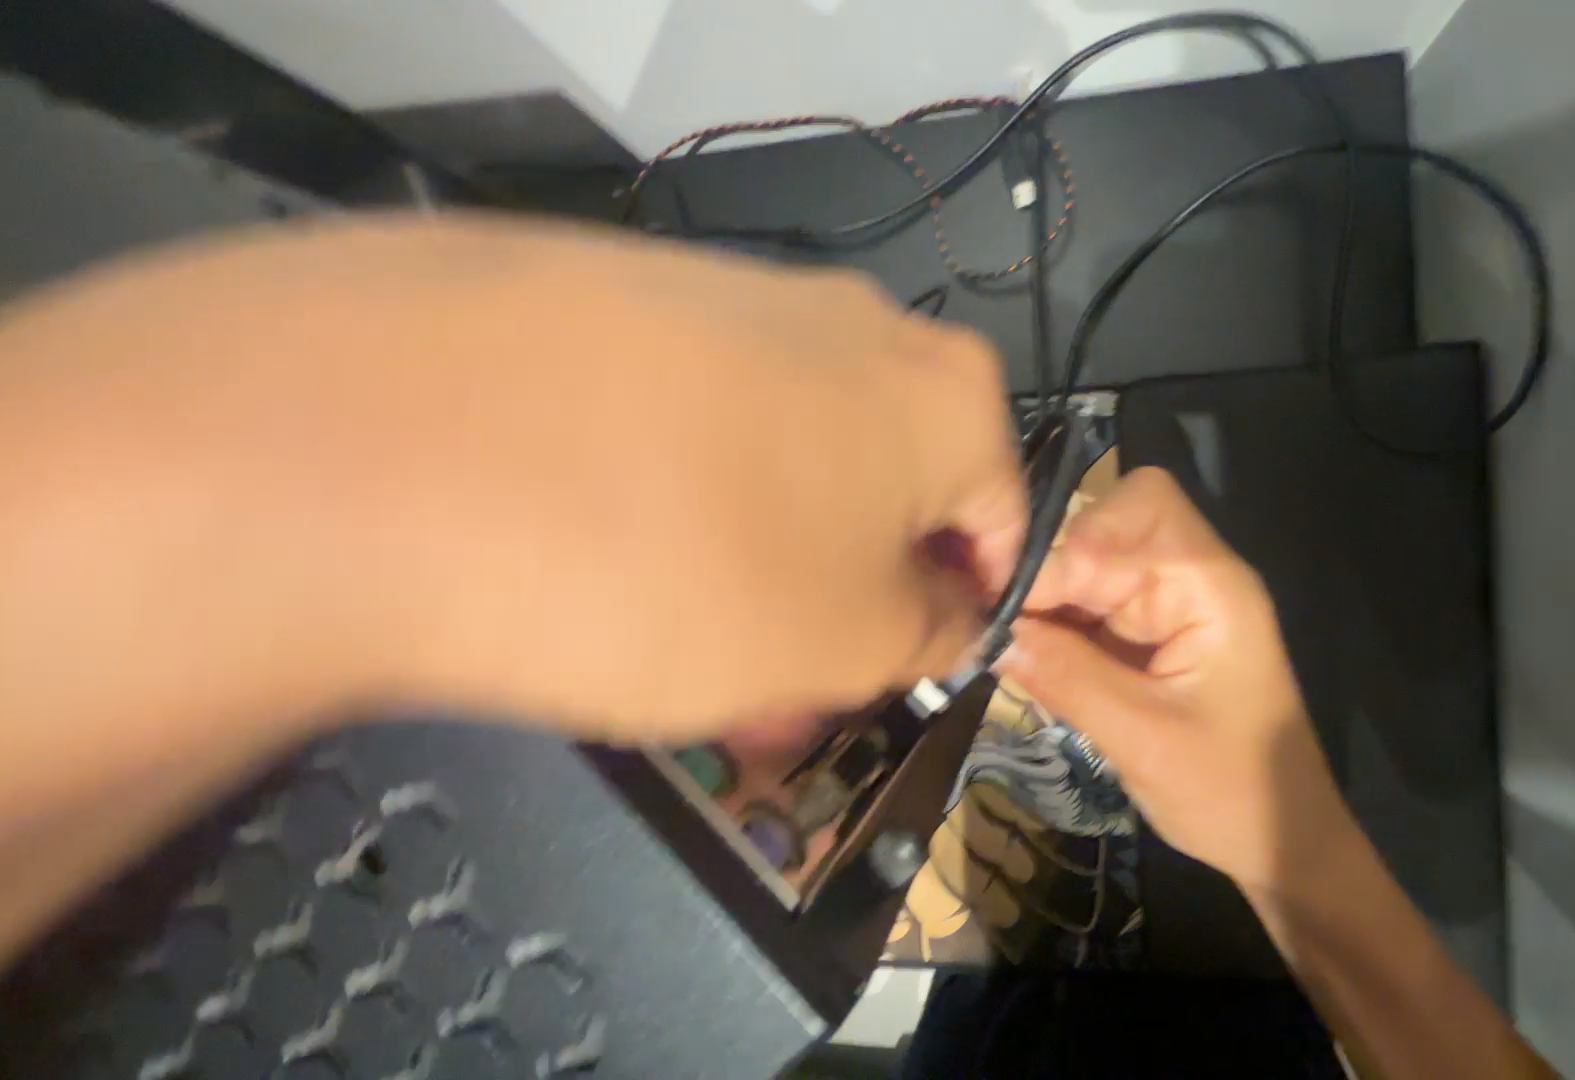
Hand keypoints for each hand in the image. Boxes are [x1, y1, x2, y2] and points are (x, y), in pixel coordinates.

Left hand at [0, 215, 1025, 744]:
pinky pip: (707, 417)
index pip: (1004, 516)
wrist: (390, 441)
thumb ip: (927, 633)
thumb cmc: (684, 566)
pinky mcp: (631, 301)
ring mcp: (738, 299)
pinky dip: (695, 495)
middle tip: (800, 668)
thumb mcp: (842, 646)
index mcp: (945, 396)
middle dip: (862, 583)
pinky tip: (622, 551)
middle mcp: (857, 325)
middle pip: (894, 481)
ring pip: (797, 453)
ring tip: (697, 629)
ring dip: (777, 548)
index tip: (914, 659)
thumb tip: (948, 611)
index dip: (968, 601)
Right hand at [996, 468, 1351, 899]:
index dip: (1073, 542)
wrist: (1281, 840)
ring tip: (1003, 644)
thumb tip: (994, 635)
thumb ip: (1069, 679)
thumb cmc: (1233, 793)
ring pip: (1086, 568)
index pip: (1138, 513)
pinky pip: (1085, 608)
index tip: (1011, 597)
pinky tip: (1026, 659)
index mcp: (1210, 586)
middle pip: (1105, 528)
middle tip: (1000, 623)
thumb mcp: (1145, 740)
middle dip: (1051, 571)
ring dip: (1044, 601)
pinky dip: (1052, 627)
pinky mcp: (1143, 634)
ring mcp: (1164, 605)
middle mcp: (1187, 578)